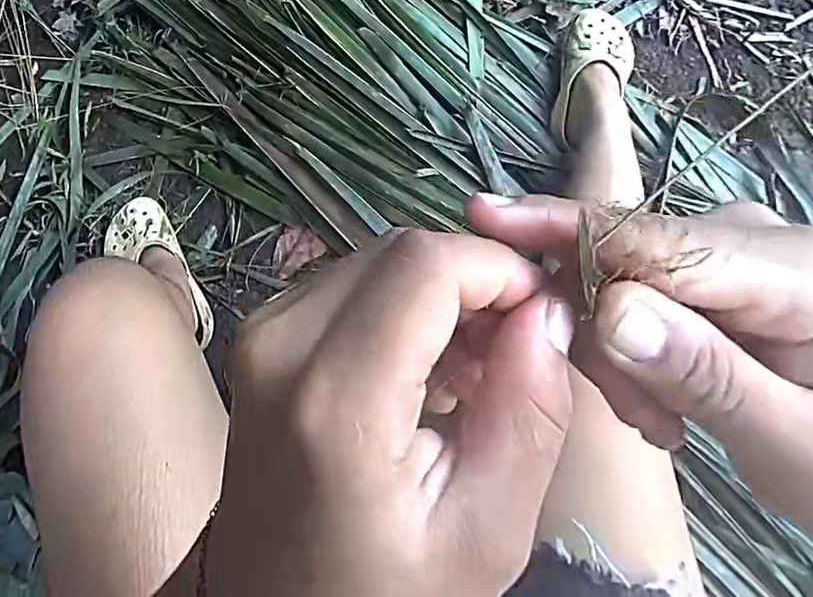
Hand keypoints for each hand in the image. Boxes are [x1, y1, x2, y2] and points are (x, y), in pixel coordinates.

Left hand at [203, 229, 576, 596]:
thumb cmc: (383, 591)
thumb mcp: (484, 530)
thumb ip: (529, 411)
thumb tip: (547, 309)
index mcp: (336, 397)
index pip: (425, 264)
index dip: (496, 269)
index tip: (540, 314)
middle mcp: (285, 340)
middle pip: (401, 250)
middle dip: (471, 280)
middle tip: (507, 349)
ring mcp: (265, 328)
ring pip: (379, 258)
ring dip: (438, 292)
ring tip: (466, 368)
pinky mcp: (265, 327)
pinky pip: (351, 279)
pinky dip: (401, 302)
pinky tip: (421, 363)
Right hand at [468, 195, 812, 595]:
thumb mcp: (806, 453)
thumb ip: (708, 376)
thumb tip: (607, 307)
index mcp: (798, 267)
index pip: (657, 239)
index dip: (566, 227)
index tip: (484, 216)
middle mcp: (755, 236)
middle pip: (627, 253)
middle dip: (601, 326)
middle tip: (639, 418)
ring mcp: (728, 250)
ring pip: (619, 272)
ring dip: (614, 345)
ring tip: (661, 421)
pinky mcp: (708, 271)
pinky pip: (632, 286)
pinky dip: (624, 342)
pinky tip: (660, 396)